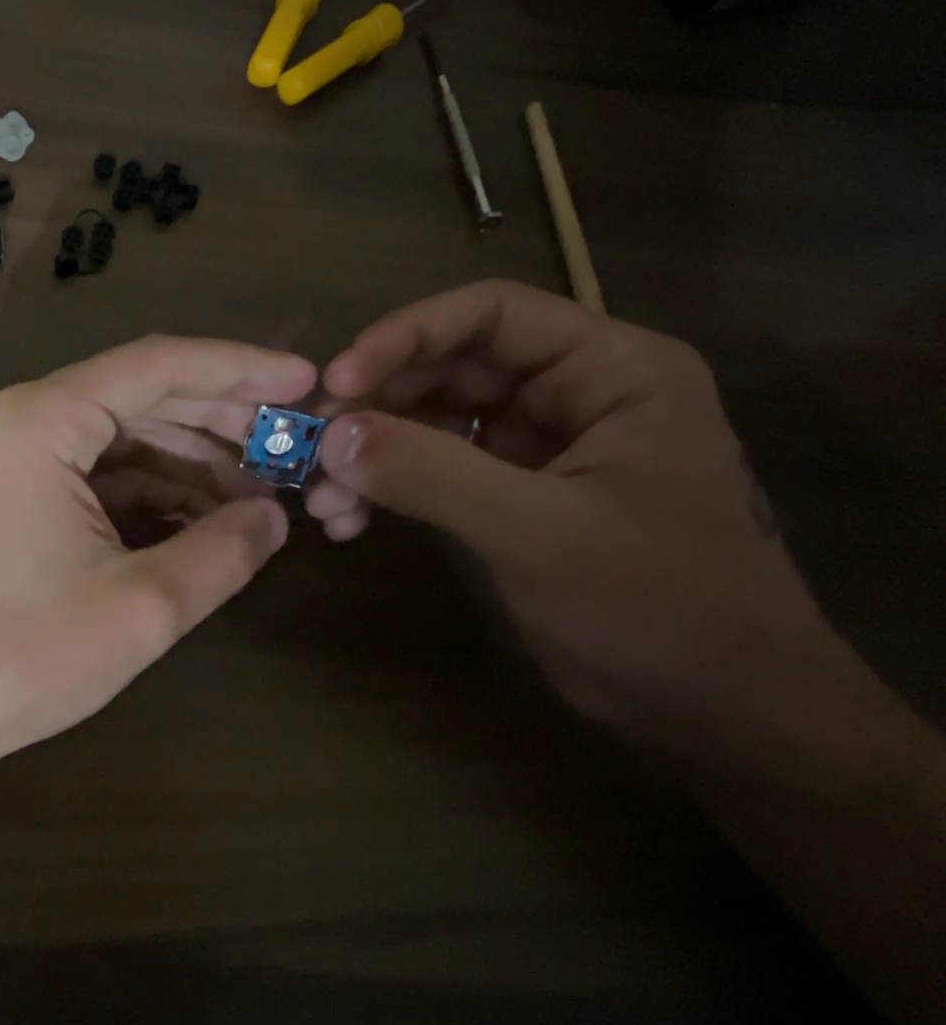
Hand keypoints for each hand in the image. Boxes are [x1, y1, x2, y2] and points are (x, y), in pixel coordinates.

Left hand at [0, 336, 315, 774]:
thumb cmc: (24, 656)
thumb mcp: (143, 605)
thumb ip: (223, 549)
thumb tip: (275, 516)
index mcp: (38, 421)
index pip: (156, 367)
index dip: (239, 371)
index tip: (305, 382)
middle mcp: (14, 421)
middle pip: (136, 398)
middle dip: (218, 423)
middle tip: (292, 445)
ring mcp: (2, 458)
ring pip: (115, 439)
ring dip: (186, 464)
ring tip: (259, 495)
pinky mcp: (3, 497)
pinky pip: (87, 475)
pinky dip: (145, 493)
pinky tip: (200, 521)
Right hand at [302, 281, 838, 739]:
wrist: (715, 708)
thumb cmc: (656, 605)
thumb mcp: (538, 532)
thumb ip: (433, 474)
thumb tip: (331, 437)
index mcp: (611, 371)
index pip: (491, 315)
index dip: (404, 336)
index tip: (333, 384)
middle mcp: (575, 394)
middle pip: (450, 368)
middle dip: (375, 408)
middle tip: (310, 451)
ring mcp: (542, 447)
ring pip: (433, 422)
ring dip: (372, 454)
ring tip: (324, 502)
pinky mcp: (514, 496)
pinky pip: (435, 471)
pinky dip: (389, 489)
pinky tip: (352, 523)